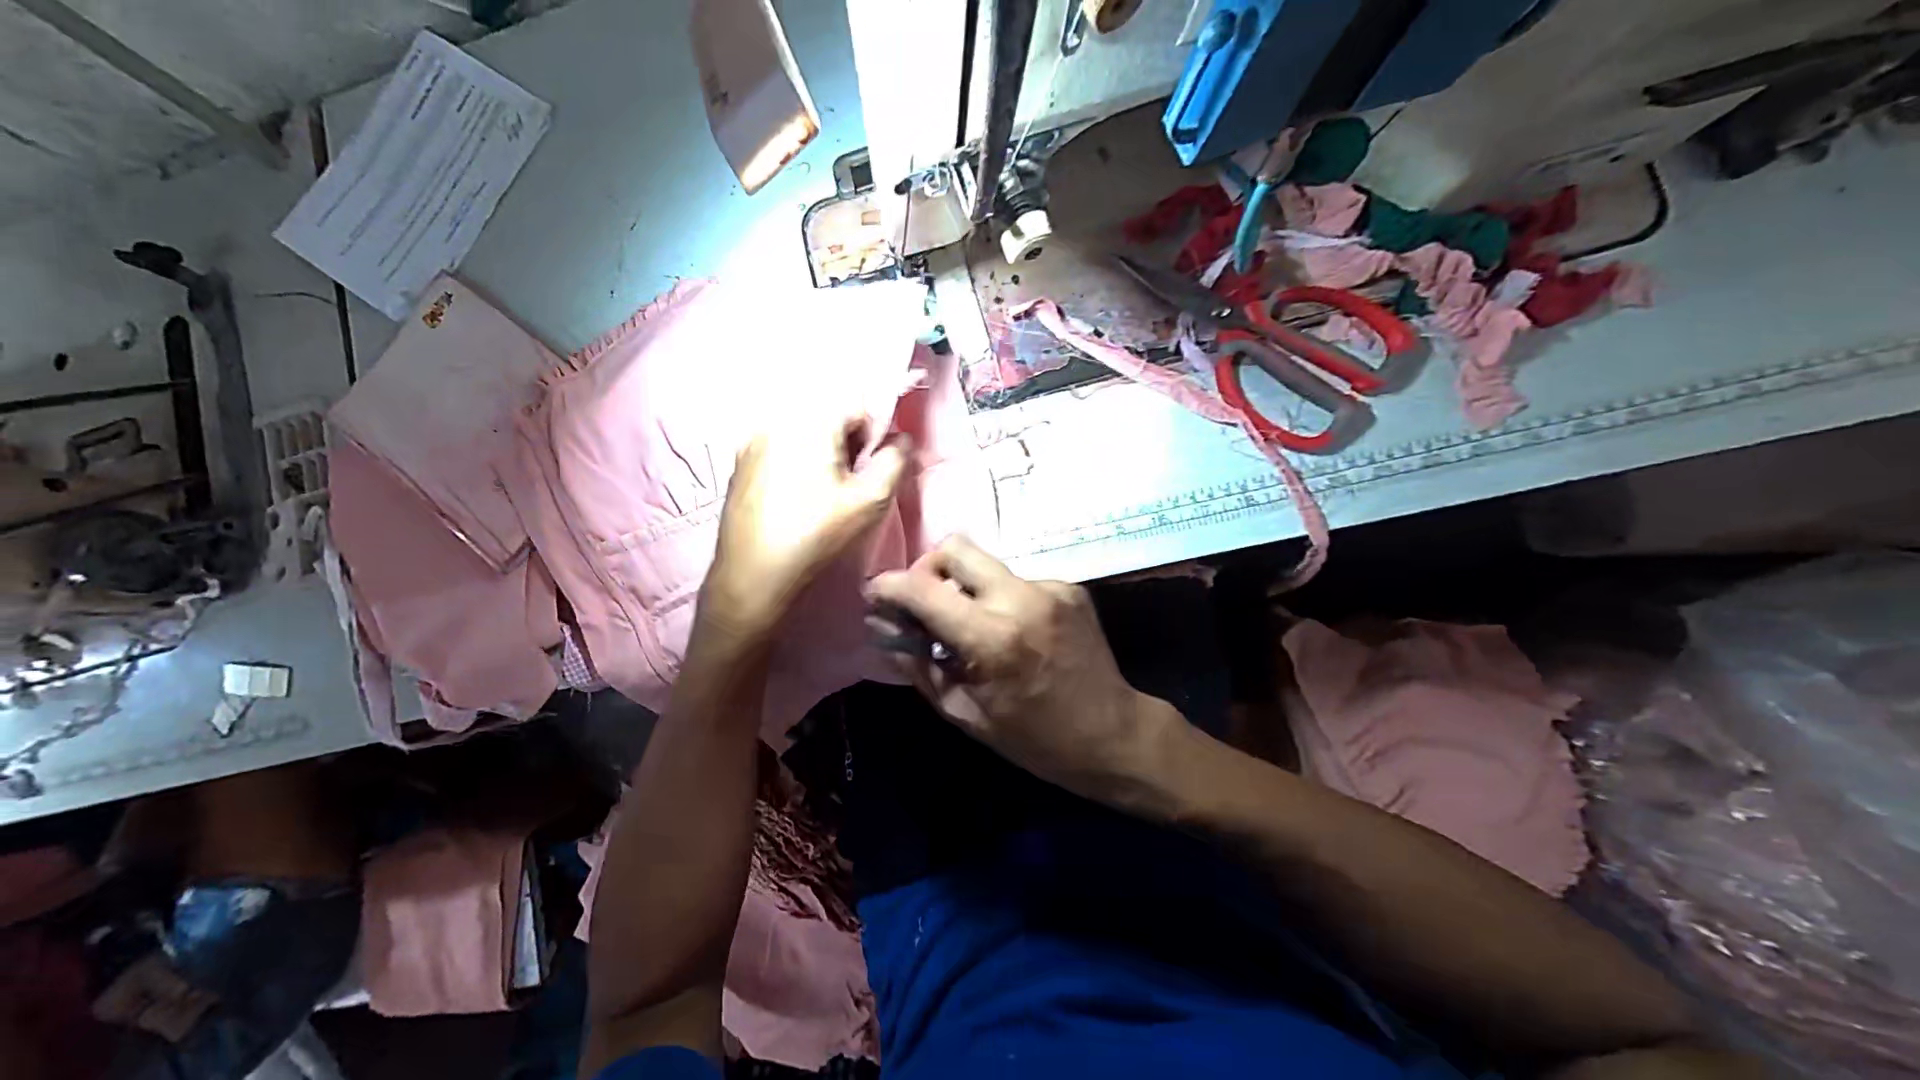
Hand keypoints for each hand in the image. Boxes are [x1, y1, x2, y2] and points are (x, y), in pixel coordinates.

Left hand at [707, 412, 910, 639]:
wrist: (752, 578)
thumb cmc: (816, 535)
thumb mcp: (871, 500)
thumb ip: (896, 460)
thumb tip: (900, 439)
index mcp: (809, 421)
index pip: (859, 408)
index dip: (874, 440)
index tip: (870, 475)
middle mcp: (775, 421)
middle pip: (828, 421)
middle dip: (846, 448)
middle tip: (848, 490)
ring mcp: (751, 444)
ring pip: (803, 438)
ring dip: (821, 459)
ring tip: (821, 500)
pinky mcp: (738, 468)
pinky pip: (779, 454)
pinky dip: (795, 469)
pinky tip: (795, 505)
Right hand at [865, 535, 1179, 806]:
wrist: (1112, 734)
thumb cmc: (1033, 738)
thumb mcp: (964, 713)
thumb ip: (918, 664)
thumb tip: (882, 627)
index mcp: (992, 637)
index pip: (923, 590)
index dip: (888, 587)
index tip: (874, 593)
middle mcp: (1021, 598)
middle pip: (956, 548)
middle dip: (929, 568)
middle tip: (925, 602)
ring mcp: (1050, 587)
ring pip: (987, 564)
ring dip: (967, 587)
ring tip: (973, 627)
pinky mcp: (1069, 587)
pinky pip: (1016, 580)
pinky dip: (1001, 599)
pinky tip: (1012, 632)